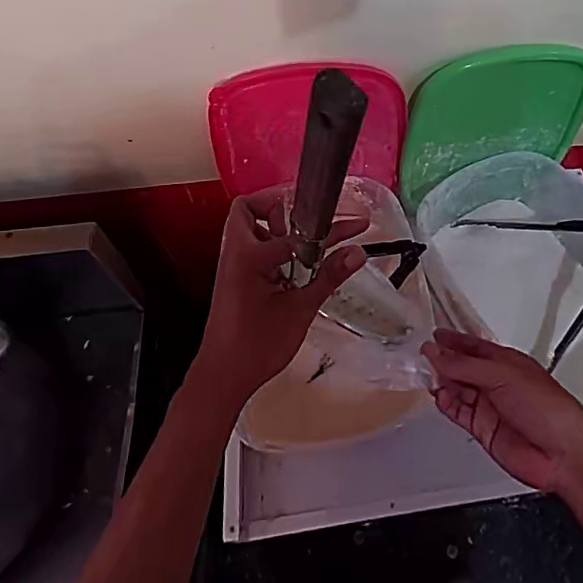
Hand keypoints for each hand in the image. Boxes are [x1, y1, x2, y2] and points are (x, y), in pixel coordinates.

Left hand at [192, 189, 367, 407]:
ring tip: (316, 238)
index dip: (317, 223)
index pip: (285, 223)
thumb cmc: (257, 344)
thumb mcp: (299, 309)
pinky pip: (258, 251)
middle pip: (251, 209)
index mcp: (247, 254)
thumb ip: (328, 276)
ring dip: (282, 228)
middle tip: (318, 217)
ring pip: (254, 229)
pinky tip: (306, 265)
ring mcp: (236, 266)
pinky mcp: (241, 280)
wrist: (224, 376)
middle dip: (282, 205)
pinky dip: (280, 249)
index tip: (346, 226)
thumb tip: (358, 252)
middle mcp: (237, 253)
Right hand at [421, 329, 582, 493]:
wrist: (563, 454)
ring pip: (458, 390)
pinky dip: (447, 405)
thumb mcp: (502, 376)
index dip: (453, 341)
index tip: (435, 336)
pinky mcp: (484, 429)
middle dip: (443, 362)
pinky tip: (441, 398)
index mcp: (506, 363)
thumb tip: (437, 354)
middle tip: (424, 358)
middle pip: (462, 368)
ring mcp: (491, 406)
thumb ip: (465, 366)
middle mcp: (498, 383)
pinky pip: (459, 413)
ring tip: (429, 378)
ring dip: (443, 383)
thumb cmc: (549, 409)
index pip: (473, 347)